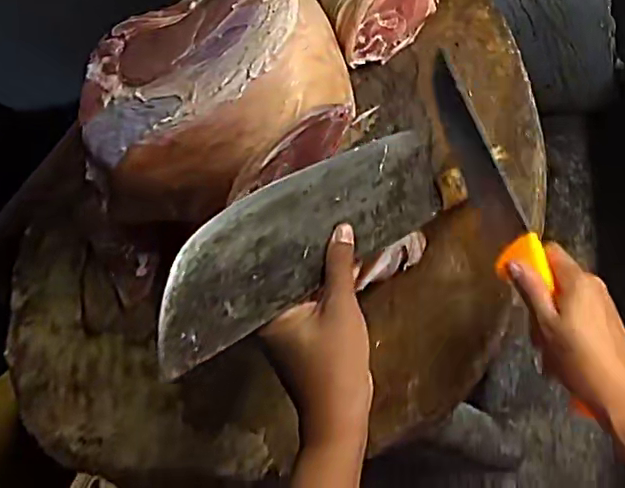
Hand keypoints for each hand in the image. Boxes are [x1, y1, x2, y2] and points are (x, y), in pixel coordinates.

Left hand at [258, 223, 371, 442]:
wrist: (342, 408)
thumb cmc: (334, 359)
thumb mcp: (340, 306)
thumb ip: (339, 266)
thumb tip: (341, 228)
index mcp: (270, 315)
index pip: (273, 269)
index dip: (289, 243)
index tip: (302, 215)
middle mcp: (274, 319)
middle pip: (293, 276)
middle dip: (314, 253)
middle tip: (328, 219)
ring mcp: (292, 329)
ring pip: (309, 287)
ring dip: (328, 268)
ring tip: (346, 236)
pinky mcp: (310, 334)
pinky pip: (319, 299)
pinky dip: (334, 285)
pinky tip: (354, 266)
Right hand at [508, 242, 624, 421]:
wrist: (617, 391)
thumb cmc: (579, 359)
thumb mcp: (546, 325)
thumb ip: (531, 290)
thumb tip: (515, 262)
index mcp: (578, 279)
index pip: (550, 252)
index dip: (531, 264)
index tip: (518, 285)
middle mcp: (593, 284)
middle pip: (557, 280)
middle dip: (542, 304)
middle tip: (537, 334)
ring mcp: (603, 301)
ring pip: (567, 301)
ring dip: (553, 323)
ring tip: (552, 354)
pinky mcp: (608, 320)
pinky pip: (581, 315)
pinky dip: (569, 331)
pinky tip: (566, 359)